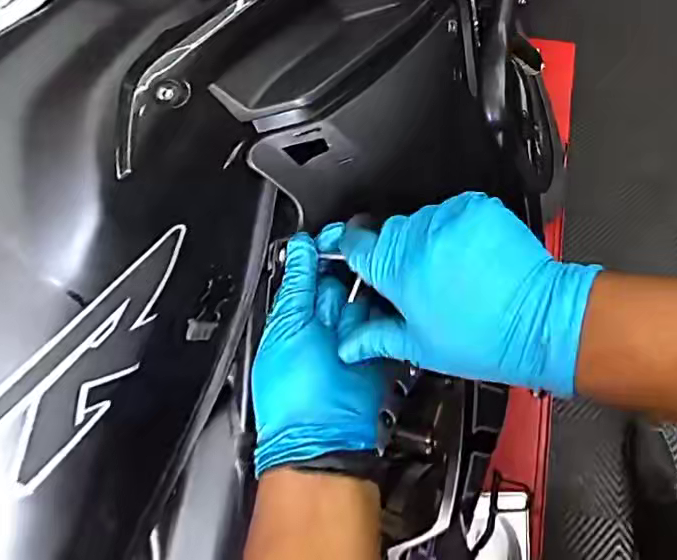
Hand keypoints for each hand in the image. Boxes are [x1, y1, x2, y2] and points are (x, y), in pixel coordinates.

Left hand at [252, 234, 388, 474]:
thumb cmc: (294, 399)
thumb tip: (300, 246)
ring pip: (369, 293)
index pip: (315, 268)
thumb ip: (297, 284)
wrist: (327, 440)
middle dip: (350, 267)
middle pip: (345, 275)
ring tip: (360, 302)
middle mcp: (329, 321)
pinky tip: (378, 315)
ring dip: (367, 292)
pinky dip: (388, 310)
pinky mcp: (383, 343)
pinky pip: (391, 315)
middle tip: (353, 256)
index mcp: (299, 316)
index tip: (335, 235)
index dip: (324, 248)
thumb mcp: (285, 329)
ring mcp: (358, 332)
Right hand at [318, 192, 600, 395]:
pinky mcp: (477, 205)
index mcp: (396, 269)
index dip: (352, 248)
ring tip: (453, 267)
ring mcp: (450, 216)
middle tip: (420, 277)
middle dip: (399, 250)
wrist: (537, 317)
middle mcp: (419, 235)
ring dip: (430, 237)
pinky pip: (455, 209)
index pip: (355, 243)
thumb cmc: (484, 337)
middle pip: (392, 231)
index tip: (355, 251)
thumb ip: (377, 336)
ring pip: (425, 219)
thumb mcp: (420, 346)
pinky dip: (459, 226)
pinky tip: (471, 253)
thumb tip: (350, 343)